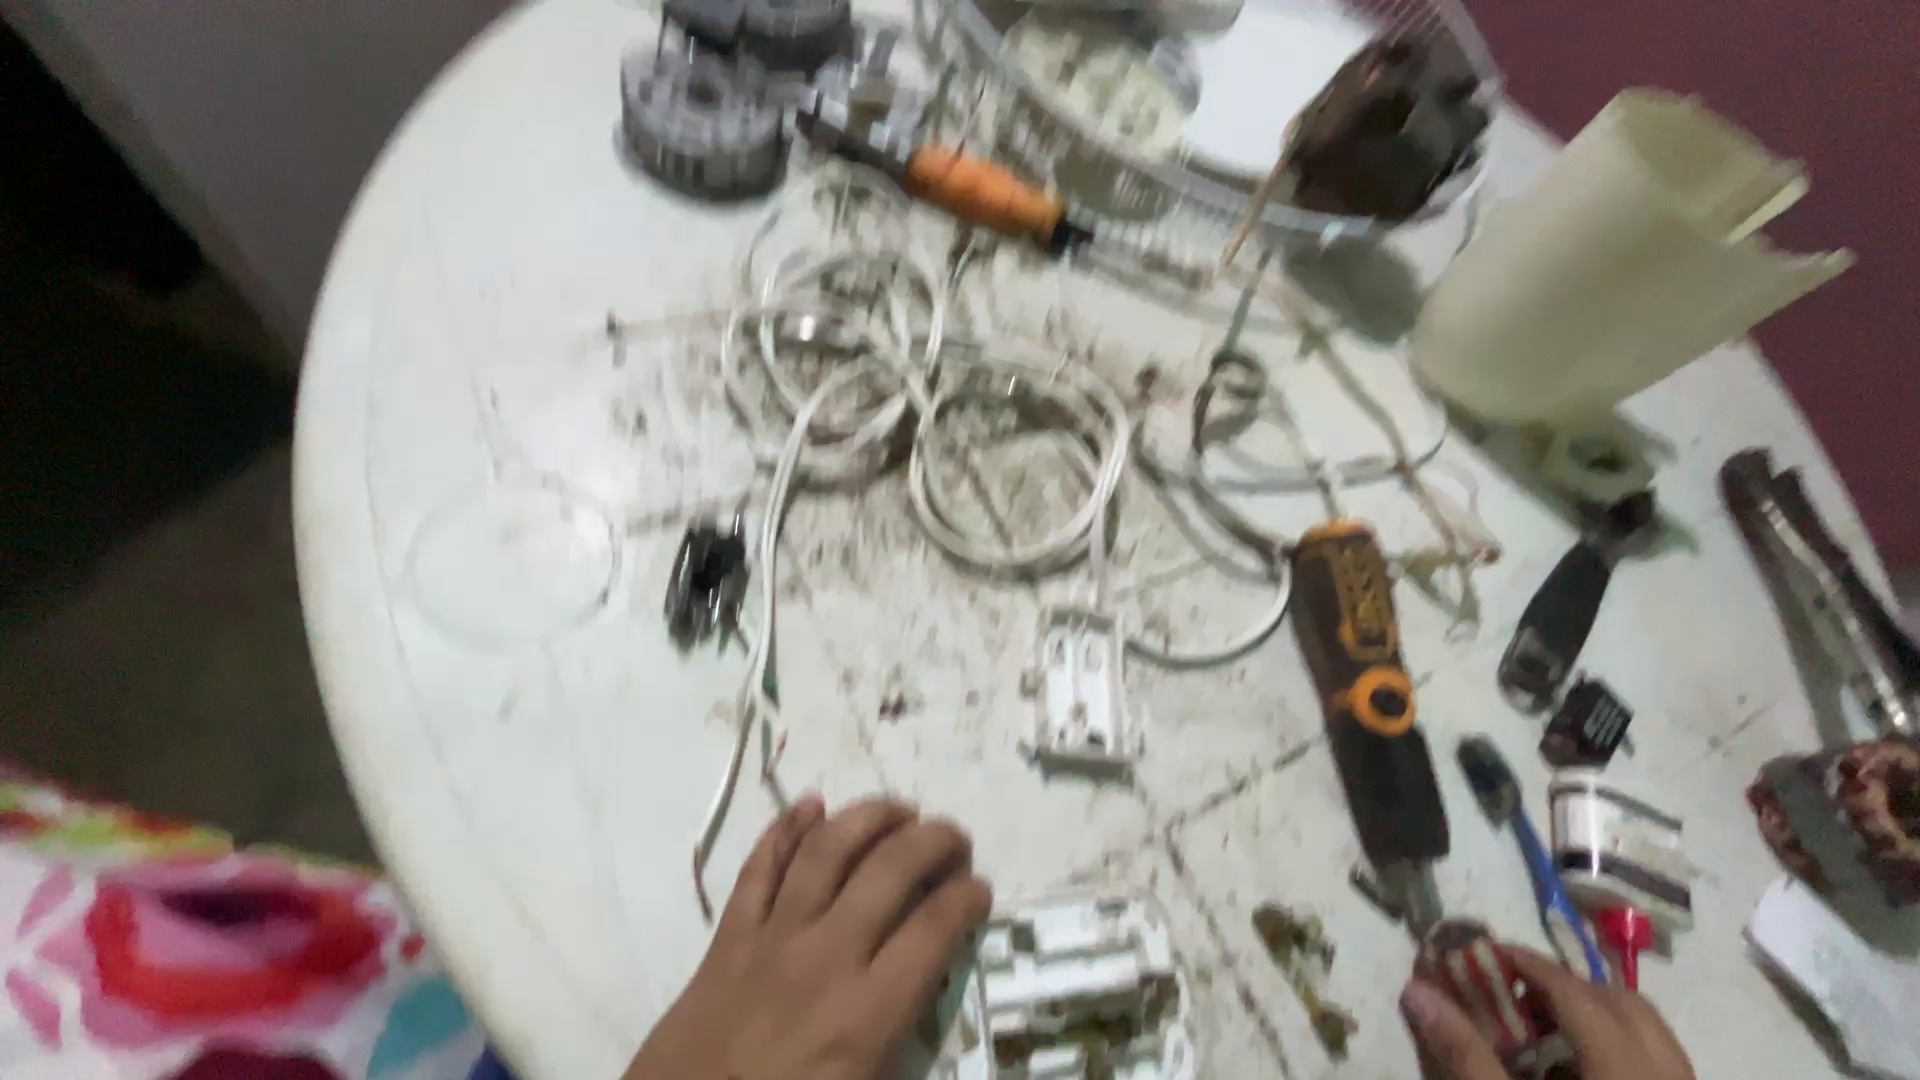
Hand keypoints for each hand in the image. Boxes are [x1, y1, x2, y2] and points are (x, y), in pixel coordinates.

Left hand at [625, 795, 992, 1079]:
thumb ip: (901, 1038)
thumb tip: (928, 988)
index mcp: (865, 1014)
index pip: (934, 931)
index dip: (967, 899)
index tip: (979, 888)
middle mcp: (824, 958)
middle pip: (889, 870)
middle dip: (934, 841)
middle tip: (953, 838)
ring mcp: (771, 939)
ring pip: (826, 851)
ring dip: (869, 817)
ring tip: (900, 809)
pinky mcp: (727, 937)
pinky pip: (759, 869)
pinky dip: (784, 829)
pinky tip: (810, 804)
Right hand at [1401, 946, 1694, 1079]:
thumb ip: (1466, 1054)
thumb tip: (1416, 990)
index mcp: (1626, 1076)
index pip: (1577, 994)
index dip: (1530, 964)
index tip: (1486, 952)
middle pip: (1627, 1006)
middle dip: (1568, 986)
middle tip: (1514, 990)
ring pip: (1654, 1037)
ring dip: (1597, 1015)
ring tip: (1543, 1028)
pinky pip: (1662, 1069)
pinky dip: (1619, 1050)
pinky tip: (1577, 1073)